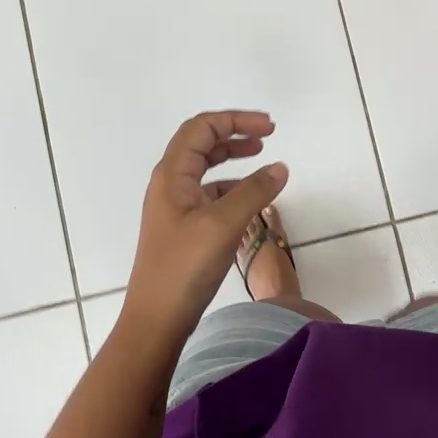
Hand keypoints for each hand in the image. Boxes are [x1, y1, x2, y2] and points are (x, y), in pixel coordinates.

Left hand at [124, 111, 289, 328]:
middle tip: (269, 134)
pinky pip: (209, 194)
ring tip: (262, 157)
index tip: (270, 127)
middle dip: (235, 133)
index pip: (201, 128)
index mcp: (172, 175)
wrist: (157, 317)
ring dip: (233, 157)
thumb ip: (254, 191)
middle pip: (201, 143)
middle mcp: (170, 184)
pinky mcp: (183, 228)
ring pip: (205, 168)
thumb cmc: (184, 266)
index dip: (235, 120)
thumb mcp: (223, 224)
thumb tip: (280, 167)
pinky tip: (250, 198)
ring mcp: (175, 206)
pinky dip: (231, 187)